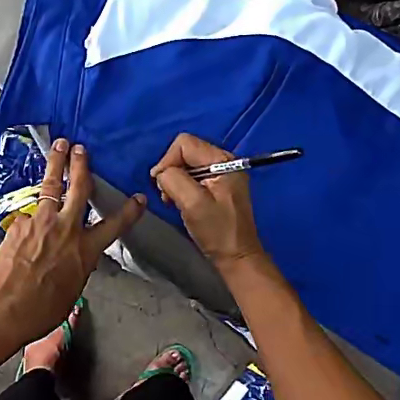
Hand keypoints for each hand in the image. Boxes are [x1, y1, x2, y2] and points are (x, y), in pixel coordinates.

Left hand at [0, 139, 144, 356]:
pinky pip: (28, 216)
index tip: (139, 198)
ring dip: (56, 164)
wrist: (5, 308)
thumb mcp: (73, 288)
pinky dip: (30, 218)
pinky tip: (25, 228)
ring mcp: (41, 223)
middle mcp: (67, 229)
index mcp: (86, 249)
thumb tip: (72, 257)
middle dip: (81, 165)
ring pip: (51, 187)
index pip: (115, 225)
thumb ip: (77, 265)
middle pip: (79, 188)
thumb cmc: (42, 309)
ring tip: (58, 147)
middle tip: (81, 148)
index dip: (130, 211)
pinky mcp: (18, 225)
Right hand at [150, 134, 266, 270]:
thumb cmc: (217, 231)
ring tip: (174, 201)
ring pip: (188, 165)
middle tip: (168, 196)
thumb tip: (162, 172)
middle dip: (172, 171)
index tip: (162, 184)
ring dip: (176, 181)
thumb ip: (174, 179)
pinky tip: (183, 203)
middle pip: (186, 152)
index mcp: (223, 160)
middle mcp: (225, 161)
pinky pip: (194, 177)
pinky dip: (184, 188)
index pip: (185, 143)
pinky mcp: (219, 187)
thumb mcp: (193, 203)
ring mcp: (223, 174)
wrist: (237, 257)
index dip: (168, 160)